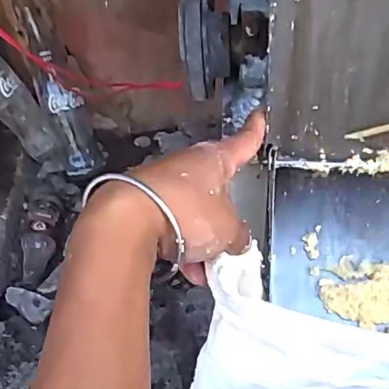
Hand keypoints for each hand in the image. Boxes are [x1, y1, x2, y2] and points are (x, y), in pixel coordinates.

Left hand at [86, 111, 264, 281]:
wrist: (129, 222)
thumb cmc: (185, 213)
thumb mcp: (228, 231)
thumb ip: (239, 236)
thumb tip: (237, 242)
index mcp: (215, 160)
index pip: (242, 143)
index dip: (254, 133)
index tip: (258, 118)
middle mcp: (187, 166)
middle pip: (214, 192)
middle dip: (222, 222)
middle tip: (229, 244)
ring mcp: (162, 186)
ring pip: (192, 217)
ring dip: (201, 243)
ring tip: (205, 268)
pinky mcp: (142, 207)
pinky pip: (171, 229)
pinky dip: (180, 249)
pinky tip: (186, 270)